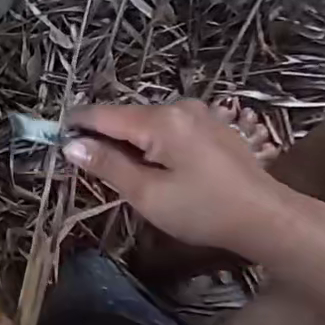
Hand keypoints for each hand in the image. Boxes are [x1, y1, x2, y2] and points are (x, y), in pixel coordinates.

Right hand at [64, 100, 296, 251]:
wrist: (268, 218)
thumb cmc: (204, 210)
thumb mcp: (148, 194)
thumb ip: (108, 165)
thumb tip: (71, 145)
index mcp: (160, 120)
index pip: (103, 114)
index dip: (76, 126)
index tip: (56, 140)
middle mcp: (178, 107)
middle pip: (125, 117)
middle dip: (103, 137)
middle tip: (89, 169)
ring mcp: (198, 114)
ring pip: (146, 123)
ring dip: (128, 143)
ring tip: (124, 175)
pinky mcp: (210, 126)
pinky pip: (167, 128)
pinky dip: (151, 143)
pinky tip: (156, 170)